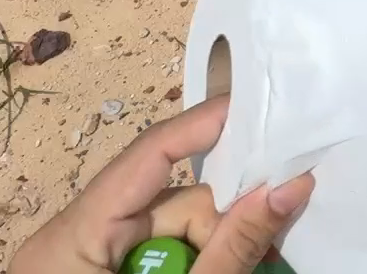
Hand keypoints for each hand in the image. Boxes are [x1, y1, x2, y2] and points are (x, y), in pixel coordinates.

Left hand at [11, 97, 313, 273]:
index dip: (211, 122)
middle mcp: (78, 239)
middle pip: (179, 201)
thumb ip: (233, 250)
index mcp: (71, 239)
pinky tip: (234, 271)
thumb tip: (295, 182)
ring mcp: (91, 262)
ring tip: (263, 268)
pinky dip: (205, 264)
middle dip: (230, 221)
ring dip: (224, 248)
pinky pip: (170, 254)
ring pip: (183, 229)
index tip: (273, 108)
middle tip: (276, 245)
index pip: (152, 150)